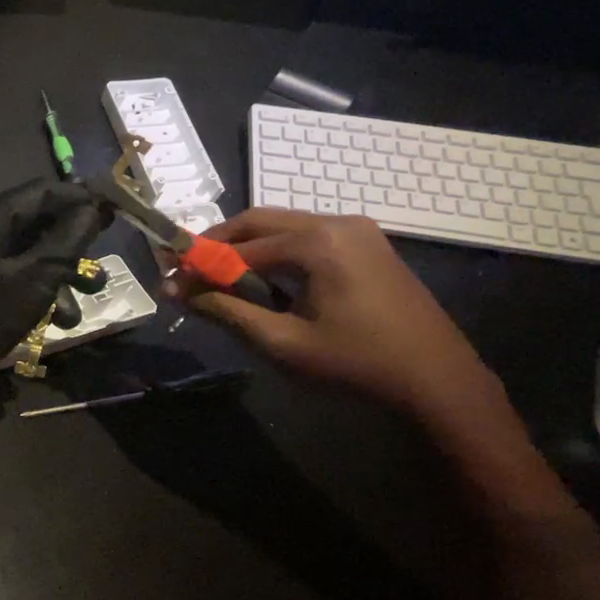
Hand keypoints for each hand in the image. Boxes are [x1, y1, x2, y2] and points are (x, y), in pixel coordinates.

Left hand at [0, 180, 110, 391]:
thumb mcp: (34, 281)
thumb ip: (67, 239)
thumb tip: (91, 208)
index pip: (40, 191)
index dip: (79, 201)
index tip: (110, 216)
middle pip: (31, 225)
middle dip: (68, 254)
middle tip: (95, 277)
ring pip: (17, 254)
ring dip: (50, 280)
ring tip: (72, 315)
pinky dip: (24, 287)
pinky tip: (49, 319)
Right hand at [167, 209, 504, 425]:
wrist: (433, 378)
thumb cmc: (352, 362)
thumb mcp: (278, 341)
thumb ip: (225, 310)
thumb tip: (175, 290)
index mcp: (317, 243)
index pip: (237, 246)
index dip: (197, 264)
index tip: (166, 283)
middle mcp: (337, 224)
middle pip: (259, 222)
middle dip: (216, 245)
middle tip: (184, 274)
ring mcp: (357, 233)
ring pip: (281, 228)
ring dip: (243, 249)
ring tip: (214, 283)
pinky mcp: (366, 247)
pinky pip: (305, 239)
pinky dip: (272, 254)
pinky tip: (258, 284)